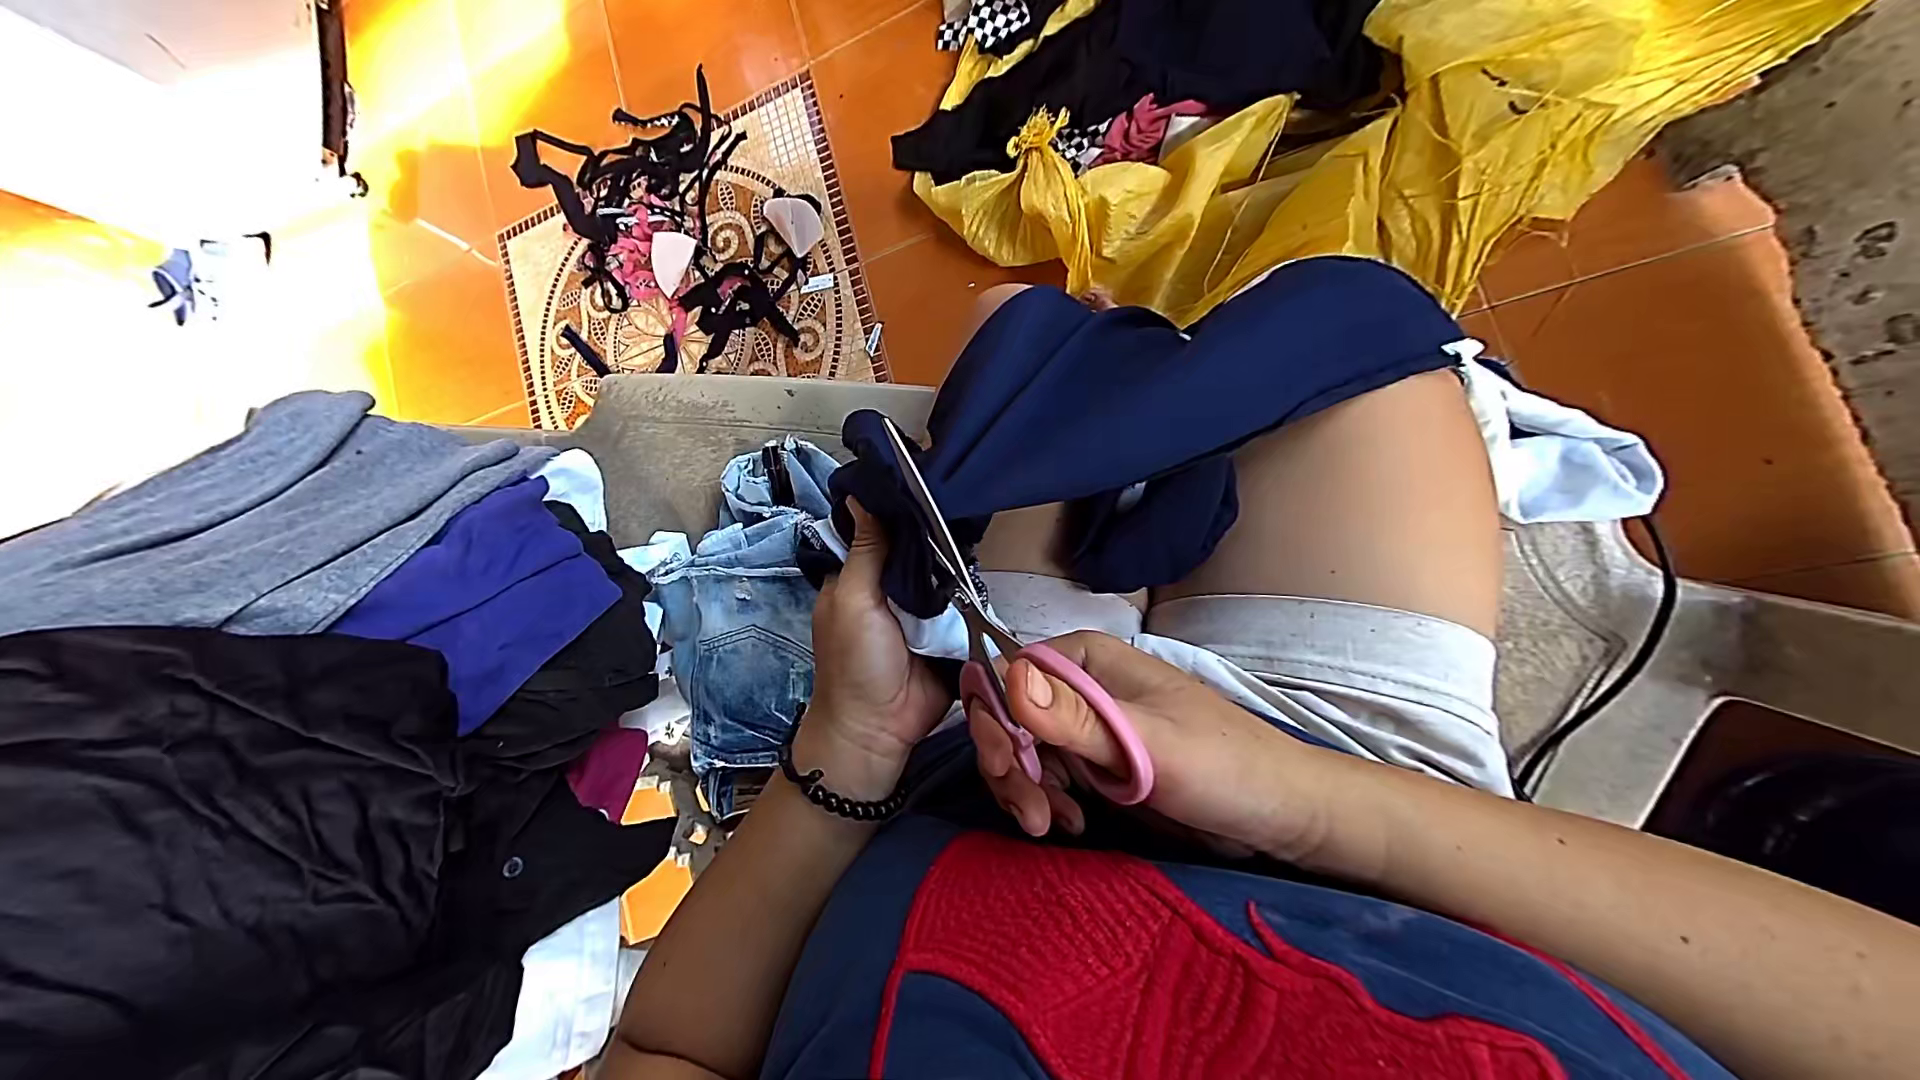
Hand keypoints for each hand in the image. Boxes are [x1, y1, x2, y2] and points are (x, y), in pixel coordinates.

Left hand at [800, 499, 951, 799]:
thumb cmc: (854, 661)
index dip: (901, 508)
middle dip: (935, 529)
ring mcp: (922, 608)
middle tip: (960, 493)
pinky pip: (961, 599)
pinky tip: (981, 560)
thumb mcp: (853, 599)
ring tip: (975, 517)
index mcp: (860, 575)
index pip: (883, 530)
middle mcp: (891, 587)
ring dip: (955, 556)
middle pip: (917, 548)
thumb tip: (861, 494)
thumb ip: (866, 551)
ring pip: (942, 570)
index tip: (926, 475)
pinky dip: (969, 586)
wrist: (881, 727)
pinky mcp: (948, 628)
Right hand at [970, 630, 1345, 861]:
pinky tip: (1068, 822)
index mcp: (1087, 658)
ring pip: (1021, 748)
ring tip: (1051, 823)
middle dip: (1009, 763)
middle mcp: (1079, 685)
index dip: (996, 718)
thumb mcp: (1148, 744)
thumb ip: (1076, 717)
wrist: (1277, 815)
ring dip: (1024, 788)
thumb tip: (1008, 679)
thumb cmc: (1223, 765)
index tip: (1008, 767)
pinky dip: (1044, 800)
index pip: (1008, 674)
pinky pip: (1045, 775)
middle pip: (1008, 714)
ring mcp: (1085, 724)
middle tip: (1030, 811)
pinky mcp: (1094, 761)